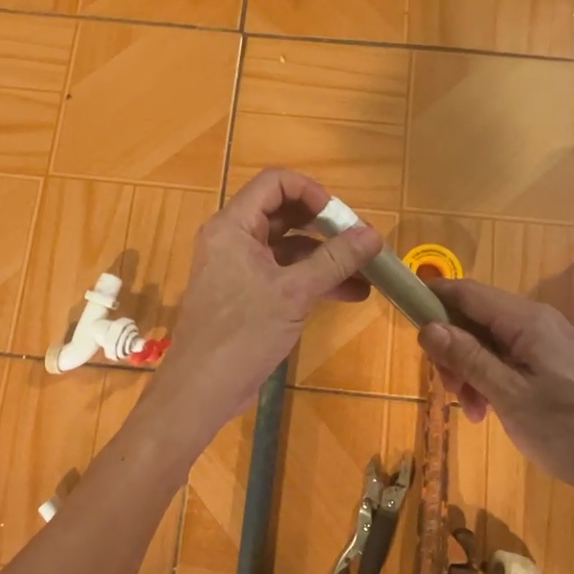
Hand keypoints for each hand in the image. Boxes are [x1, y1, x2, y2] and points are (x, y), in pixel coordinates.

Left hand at [146, 169, 382, 438]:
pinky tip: (349, 294)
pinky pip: (284, 274)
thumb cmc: (242, 334)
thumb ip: (334, 260)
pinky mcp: (246, 295)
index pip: (274, 183)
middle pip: (283, 213)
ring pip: (288, 247)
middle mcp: (233, 239)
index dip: (311, 191)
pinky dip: (313, 280)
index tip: (341, 217)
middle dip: (325, 226)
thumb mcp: (294, 293)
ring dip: (325, 257)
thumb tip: (373, 233)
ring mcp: (238, 268)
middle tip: (360, 242)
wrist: (200, 390)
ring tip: (366, 272)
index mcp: (233, 226)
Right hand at [418, 279, 573, 516]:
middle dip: (451, 348)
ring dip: (469, 369)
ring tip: (470, 411)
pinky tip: (489, 412)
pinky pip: (509, 360)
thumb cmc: (570, 430)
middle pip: (475, 317)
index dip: (430, 299)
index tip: (402, 322)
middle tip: (446, 389)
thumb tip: (427, 326)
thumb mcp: (509, 396)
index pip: (465, 291)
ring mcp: (548, 344)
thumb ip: (467, 358)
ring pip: (489, 342)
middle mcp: (536, 322)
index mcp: (525, 320)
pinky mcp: (555, 367)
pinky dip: (491, 380)